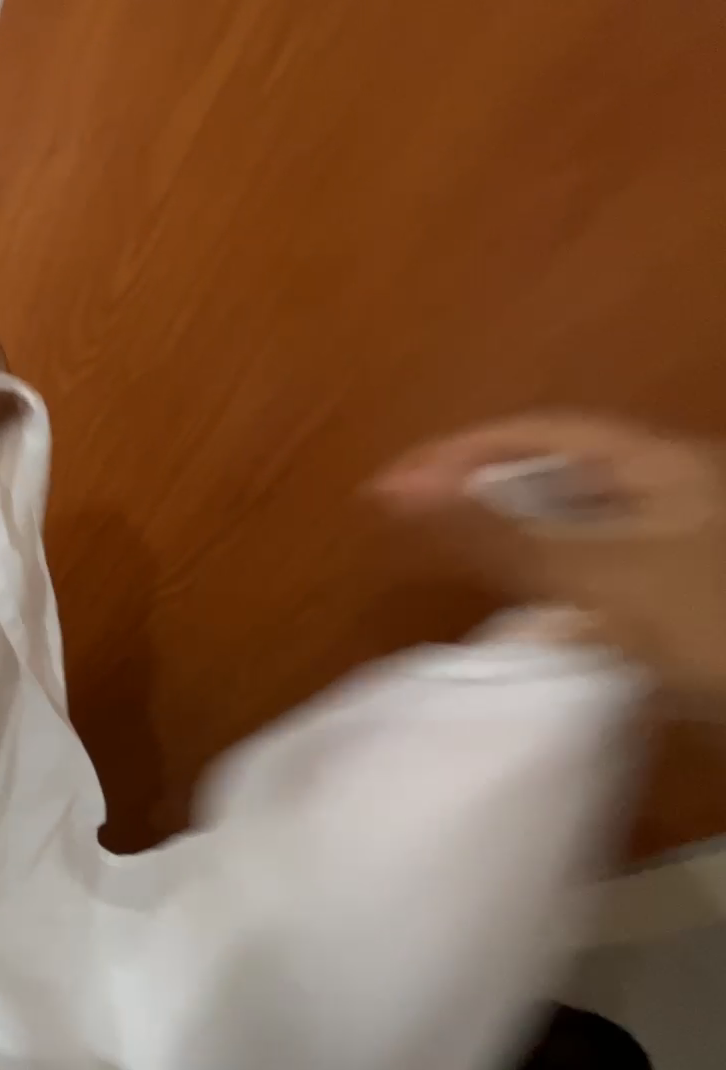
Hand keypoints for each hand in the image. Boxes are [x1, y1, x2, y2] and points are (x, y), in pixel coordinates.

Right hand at [370, 412, 725, 699]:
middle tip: (414, 520)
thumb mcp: (589, 575)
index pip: (530, 433)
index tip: (389, 488)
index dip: (452, 452)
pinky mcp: (680, 579)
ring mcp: (680, 534)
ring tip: (456, 554)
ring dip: (505, 527)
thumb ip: (489, 530)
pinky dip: (542, 564)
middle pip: (550, 469)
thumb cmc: (712, 622)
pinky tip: (526, 598)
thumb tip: (390, 488)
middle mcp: (671, 487)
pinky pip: (588, 553)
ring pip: (569, 513)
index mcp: (657, 465)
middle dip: (475, 488)